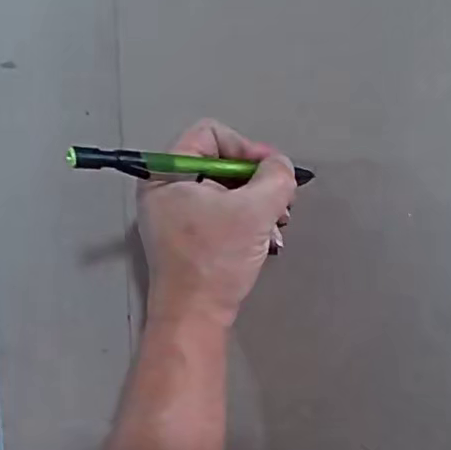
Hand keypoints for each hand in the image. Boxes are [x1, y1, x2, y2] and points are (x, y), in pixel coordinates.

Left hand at [138, 119, 298, 327]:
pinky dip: (249, 225)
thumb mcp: (254, 211)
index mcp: (168, 173)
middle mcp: (168, 189)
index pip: (212, 135)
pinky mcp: (192, 240)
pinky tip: (266, 243)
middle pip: (224, 166)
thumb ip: (275, 178)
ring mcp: (179, 217)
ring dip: (260, 208)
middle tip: (282, 205)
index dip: (248, 149)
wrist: (196, 314)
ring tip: (276, 229)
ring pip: (229, 194)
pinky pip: (225, 218)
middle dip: (259, 184)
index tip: (274, 174)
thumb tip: (282, 166)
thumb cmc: (216, 258)